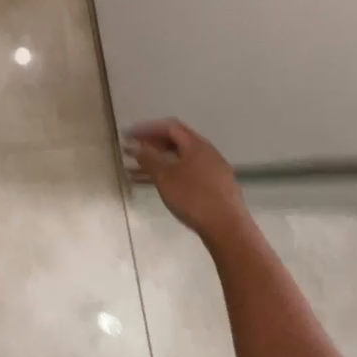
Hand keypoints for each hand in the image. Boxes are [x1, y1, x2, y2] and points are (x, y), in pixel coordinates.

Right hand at [126, 119, 249, 240]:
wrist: (227, 229)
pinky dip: (169, 174)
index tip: (129, 136)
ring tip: (134, 171)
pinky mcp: (214, 187)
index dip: (147, 129)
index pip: (169, 127)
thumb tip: (135, 146)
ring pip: (179, 160)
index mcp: (196, 145)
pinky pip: (186, 173)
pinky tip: (155, 185)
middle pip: (175, 142)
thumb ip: (148, 159)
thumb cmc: (193, 198)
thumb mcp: (165, 177)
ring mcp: (212, 171)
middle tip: (131, 152)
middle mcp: (207, 153)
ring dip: (157, 163)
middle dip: (151, 146)